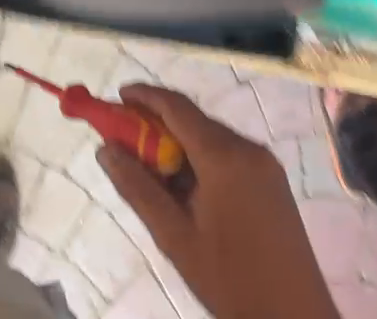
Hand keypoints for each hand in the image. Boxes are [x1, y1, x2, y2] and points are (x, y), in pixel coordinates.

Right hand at [99, 84, 338, 318]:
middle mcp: (249, 149)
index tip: (116, 96)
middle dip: (156, 122)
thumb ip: (137, 188)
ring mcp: (265, 164)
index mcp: (225, 157)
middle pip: (193, 120)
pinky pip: (228, 154)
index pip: (176, 107)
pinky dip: (200, 157)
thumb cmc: (231, 279)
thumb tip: (104, 149)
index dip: (144, 96)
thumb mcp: (175, 236)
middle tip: (123, 138)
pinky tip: (183, 185)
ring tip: (148, 167)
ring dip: (177, 142)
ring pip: (210, 137)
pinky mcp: (272, 181)